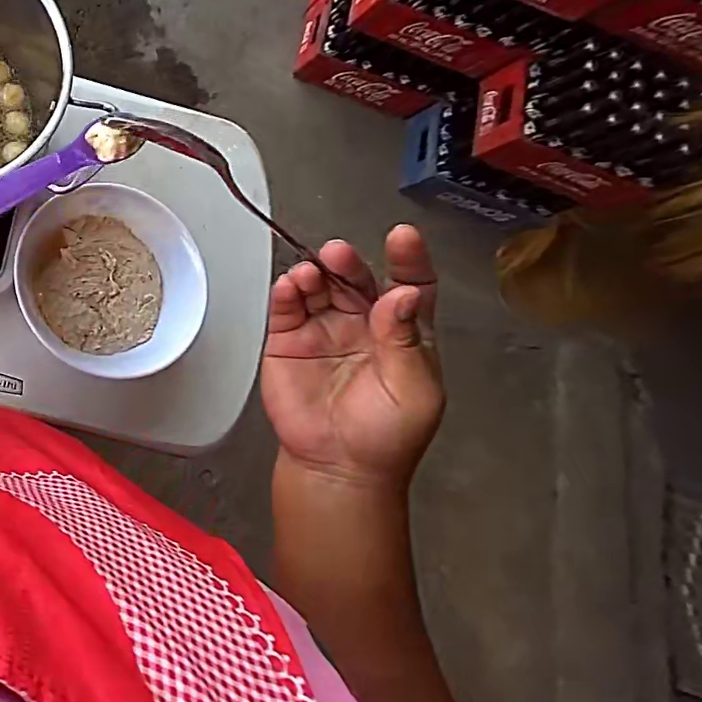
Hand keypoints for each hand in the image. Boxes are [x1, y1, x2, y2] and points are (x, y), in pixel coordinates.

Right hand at [260, 225, 442, 489]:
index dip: (407, 260)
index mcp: (403, 334)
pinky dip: (286, 292)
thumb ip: (406, 340)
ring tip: (312, 271)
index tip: (402, 237)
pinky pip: (286, 308)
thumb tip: (401, 295)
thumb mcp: (415, 389)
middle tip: (337, 253)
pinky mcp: (287, 341)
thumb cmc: (385, 435)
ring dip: (314, 273)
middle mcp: (361, 326)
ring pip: (318, 288)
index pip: (409, 286)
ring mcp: (322, 331)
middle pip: (356, 281)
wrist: (337, 464)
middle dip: (348, 264)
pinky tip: (290, 286)